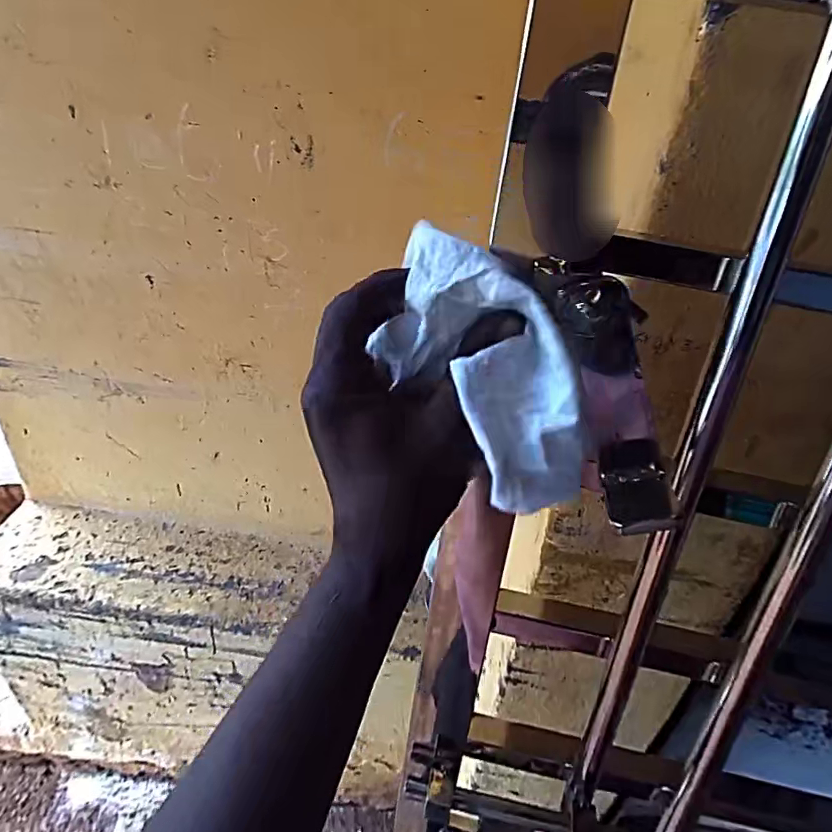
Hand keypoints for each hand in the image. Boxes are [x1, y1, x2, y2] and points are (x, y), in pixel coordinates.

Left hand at [301, 269, 484, 574]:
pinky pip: (362, 367)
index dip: (386, 286)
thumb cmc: (408, 488)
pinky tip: (426, 359)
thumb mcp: (447, 423)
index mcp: (335, 382)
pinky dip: (392, 352)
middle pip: (347, 321)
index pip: (348, 310)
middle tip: (433, 297)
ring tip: (434, 320)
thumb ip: (473, 367)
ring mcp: (330, 402)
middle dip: (389, 301)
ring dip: (390, 326)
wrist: (379, 549)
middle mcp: (323, 385)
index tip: (427, 282)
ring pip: (353, 342)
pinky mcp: (343, 416)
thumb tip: (507, 320)